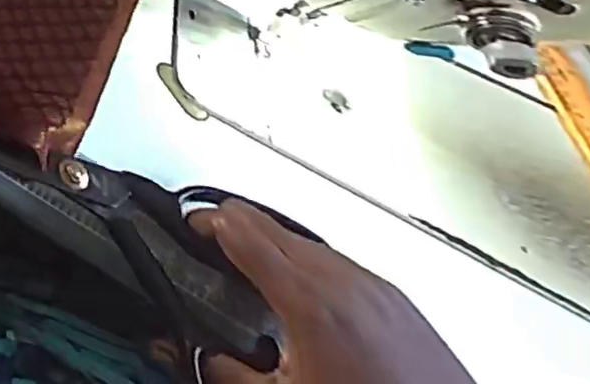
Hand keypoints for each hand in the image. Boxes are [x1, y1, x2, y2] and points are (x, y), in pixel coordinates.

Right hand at [190, 200, 474, 383]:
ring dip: (271, 244)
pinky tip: (309, 295)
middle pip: (267, 222)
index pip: (239, 229)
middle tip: (214, 238)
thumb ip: (233, 373)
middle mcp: (339, 279)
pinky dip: (309, 263)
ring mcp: (372, 285)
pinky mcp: (396, 298)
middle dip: (233, 225)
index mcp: (306, 298)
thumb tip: (205, 359)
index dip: (206, 221)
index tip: (193, 224)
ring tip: (259, 270)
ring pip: (301, 238)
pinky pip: (336, 260)